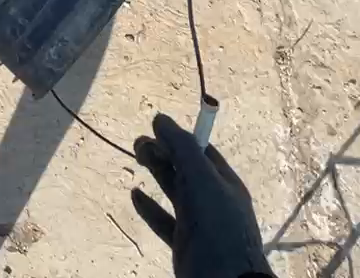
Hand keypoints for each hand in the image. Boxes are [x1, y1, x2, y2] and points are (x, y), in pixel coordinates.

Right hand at [130, 113, 272, 277]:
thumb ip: (181, 146)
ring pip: (173, 190)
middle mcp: (213, 201)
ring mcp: (199, 223)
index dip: (179, 138)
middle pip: (184, 168)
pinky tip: (134, 194)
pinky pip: (163, 218)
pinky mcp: (184, 242)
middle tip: (138, 145)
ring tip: (136, 158)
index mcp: (225, 184)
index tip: (155, 130)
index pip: (201, 151)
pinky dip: (148, 206)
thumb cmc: (216, 223)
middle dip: (162, 152)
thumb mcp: (201, 177)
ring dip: (155, 172)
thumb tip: (160, 118)